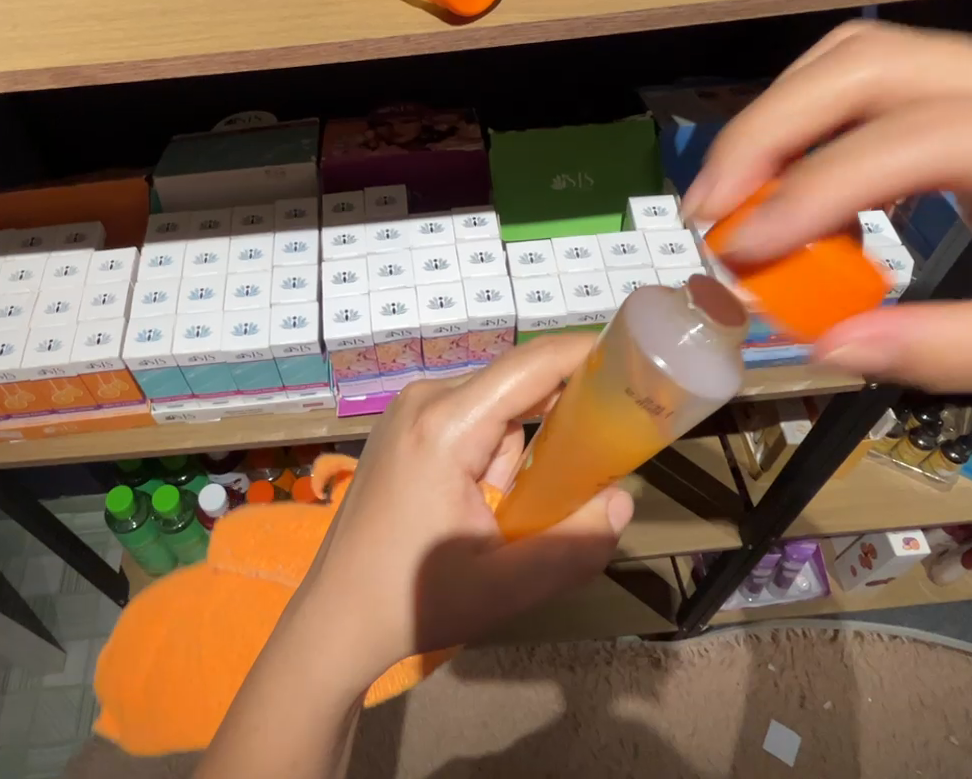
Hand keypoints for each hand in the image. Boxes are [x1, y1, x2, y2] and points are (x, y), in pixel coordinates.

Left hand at [296, 335, 634, 681]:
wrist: (335, 617)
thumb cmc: (414, 600)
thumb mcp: (506, 584)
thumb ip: (575, 544)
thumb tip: (622, 500)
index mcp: (445, 425)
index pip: (530, 366)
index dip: (584, 353)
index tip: (635, 357)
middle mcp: (423, 401)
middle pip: (514, 386)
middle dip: (557, 420)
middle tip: (594, 462)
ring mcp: (406, 411)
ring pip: (493, 408)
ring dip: (516, 449)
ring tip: (506, 513)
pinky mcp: (401, 428)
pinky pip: (467, 419)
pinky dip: (490, 449)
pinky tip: (480, 502)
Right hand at [684, 20, 971, 407]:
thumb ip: (966, 351)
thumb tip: (828, 344)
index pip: (929, 134)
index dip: (818, 186)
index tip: (744, 251)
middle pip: (874, 63)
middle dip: (768, 134)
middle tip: (706, 212)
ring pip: (858, 58)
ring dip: (775, 125)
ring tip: (732, 204)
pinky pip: (868, 83)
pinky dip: (805, 131)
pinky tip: (791, 195)